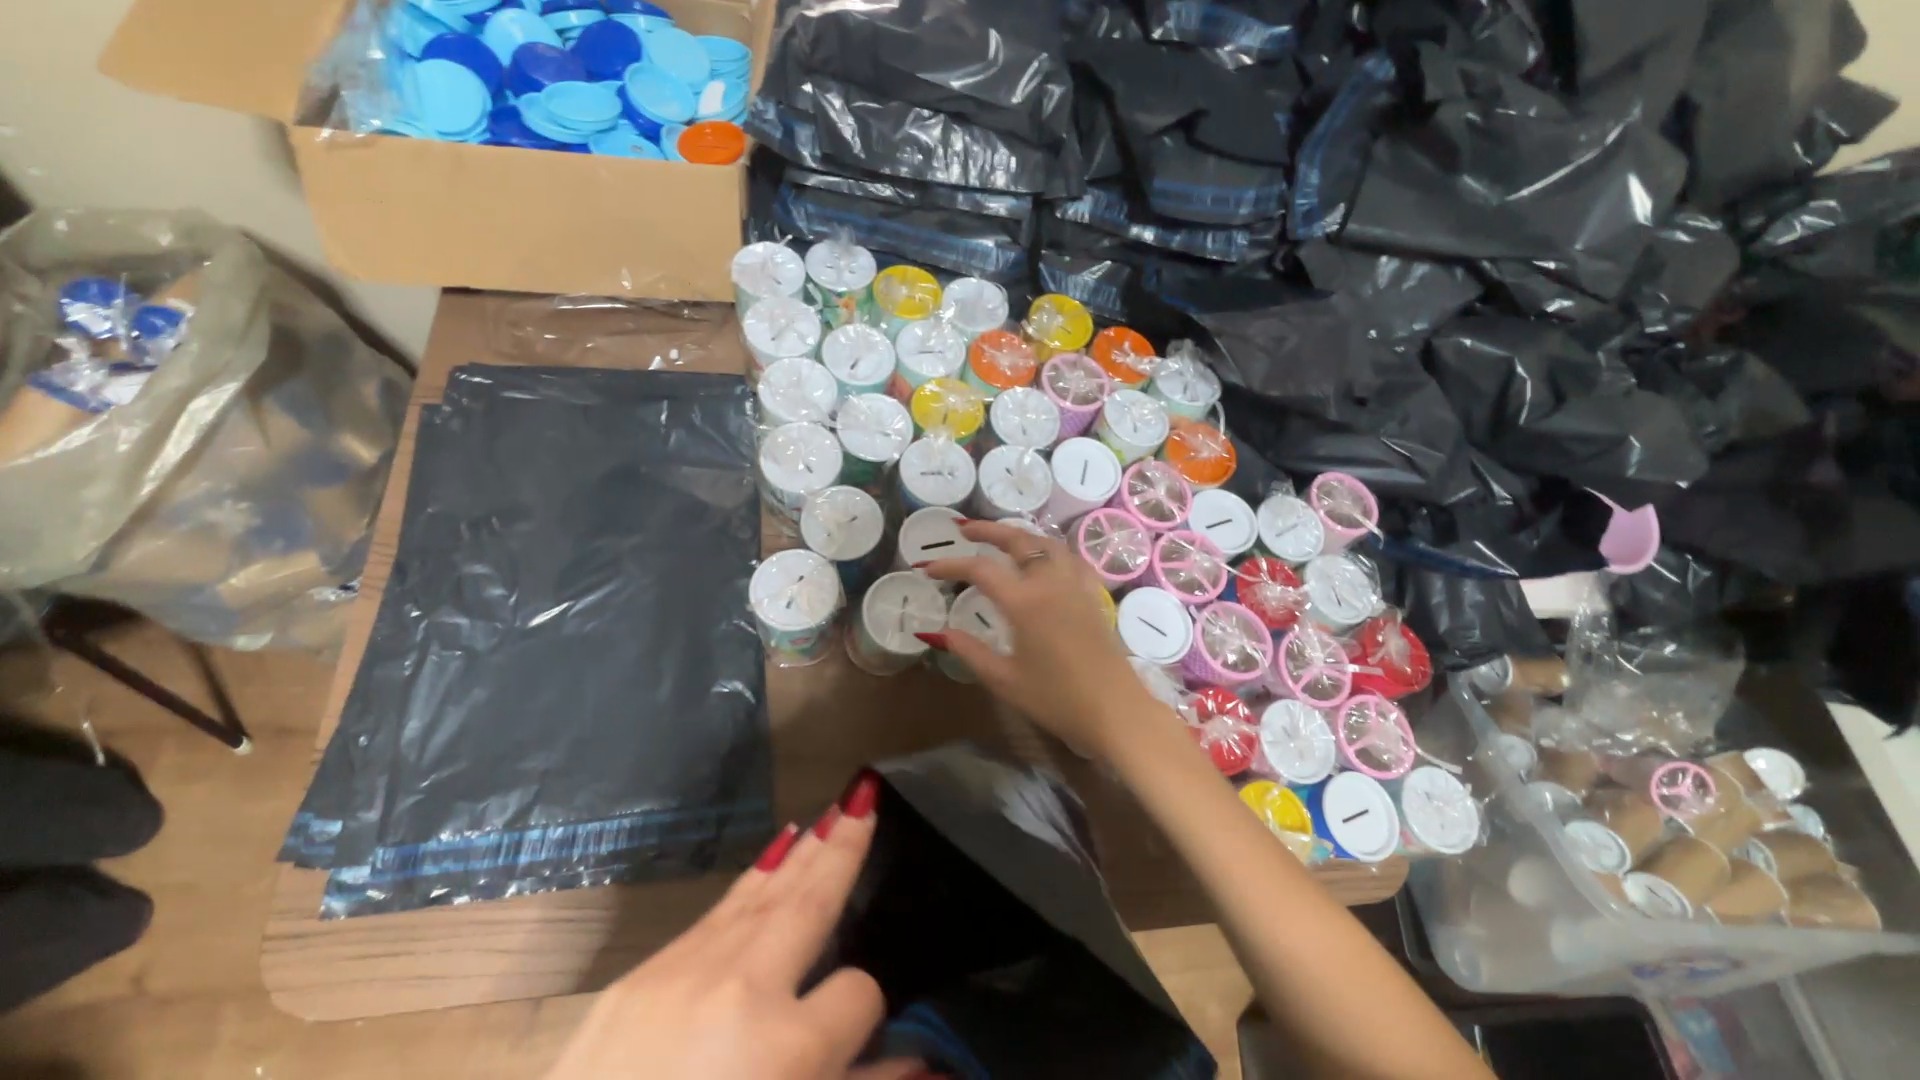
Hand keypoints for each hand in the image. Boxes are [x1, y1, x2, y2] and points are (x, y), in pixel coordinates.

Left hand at [542, 774, 925, 1079]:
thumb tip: (927, 1062)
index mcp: (788, 1048)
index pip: (859, 991)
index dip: (868, 1008)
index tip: (858, 1030)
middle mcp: (742, 990)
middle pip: (808, 904)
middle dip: (842, 850)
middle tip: (864, 799)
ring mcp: (686, 973)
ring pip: (761, 895)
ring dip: (799, 853)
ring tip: (829, 814)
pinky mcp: (642, 975)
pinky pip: (715, 913)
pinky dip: (750, 881)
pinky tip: (770, 855)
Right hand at [919, 520, 1164, 761]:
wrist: (1115, 711)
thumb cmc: (1056, 699)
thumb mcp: (1004, 680)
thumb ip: (969, 651)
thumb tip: (937, 633)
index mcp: (1025, 602)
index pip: (981, 569)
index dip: (950, 564)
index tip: (927, 567)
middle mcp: (1052, 583)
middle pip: (1018, 540)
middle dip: (988, 530)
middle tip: (963, 529)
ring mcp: (1077, 587)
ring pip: (1048, 544)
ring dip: (1021, 535)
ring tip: (1002, 539)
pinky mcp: (1093, 597)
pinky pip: (1071, 559)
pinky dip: (1051, 550)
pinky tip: (1045, 560)